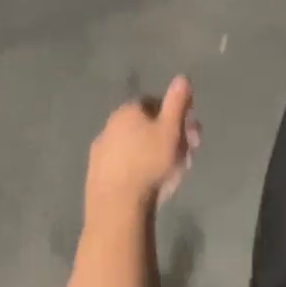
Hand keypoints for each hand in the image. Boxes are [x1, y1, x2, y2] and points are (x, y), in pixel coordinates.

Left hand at [84, 76, 199, 215]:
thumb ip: (177, 101)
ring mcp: (99, 154)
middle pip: (147, 124)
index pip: (156, 102)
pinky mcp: (95, 176)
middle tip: (188, 152)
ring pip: (137, 145)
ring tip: (173, 170)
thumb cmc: (150, 163)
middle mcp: (109, 128)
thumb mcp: (172, 128)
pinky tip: (151, 181)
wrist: (117, 209)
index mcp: (127, 112)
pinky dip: (139, 167)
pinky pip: (124, 163)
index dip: (176, 114)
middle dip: (170, 134)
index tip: (189, 130)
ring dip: (156, 152)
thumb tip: (181, 77)